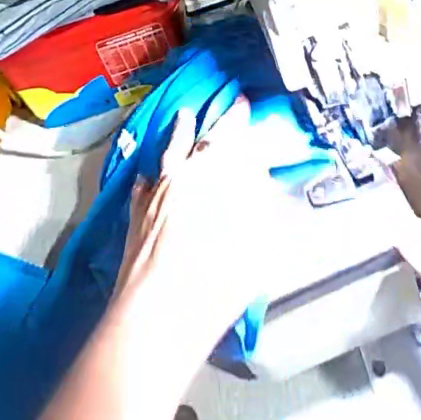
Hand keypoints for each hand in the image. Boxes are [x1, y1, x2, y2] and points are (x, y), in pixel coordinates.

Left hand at [33, 97, 285, 419]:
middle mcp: (187, 174)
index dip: (243, 118)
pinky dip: (151, 176)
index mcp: (219, 172)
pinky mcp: (137, 218)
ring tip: (184, 116)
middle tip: (229, 102)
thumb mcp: (266, 240)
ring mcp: (158, 194)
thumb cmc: (220, 276)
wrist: (159, 317)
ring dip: (180, 134)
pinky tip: (149, 175)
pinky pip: (144, 186)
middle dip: (220, 120)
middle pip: (205, 137)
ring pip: (171, 151)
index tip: (248, 102)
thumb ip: (274, 208)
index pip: (235, 134)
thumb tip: (283, 191)